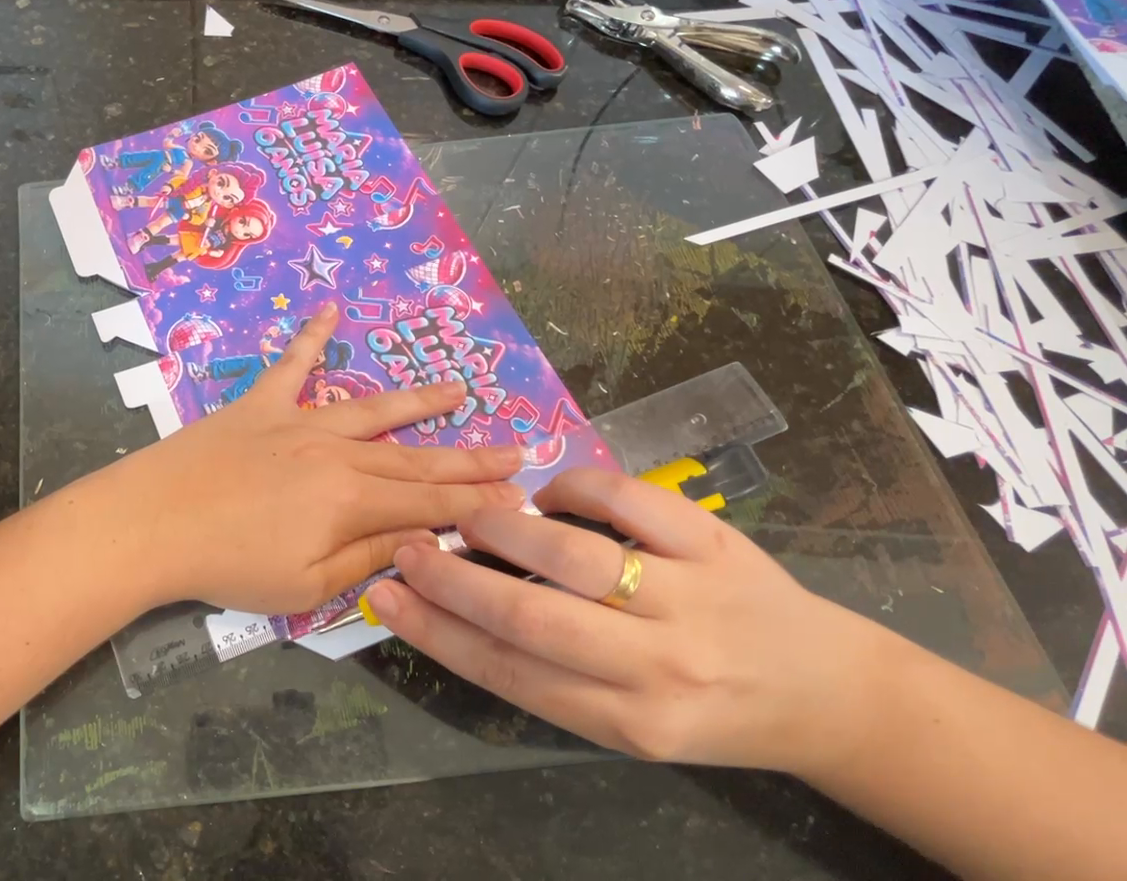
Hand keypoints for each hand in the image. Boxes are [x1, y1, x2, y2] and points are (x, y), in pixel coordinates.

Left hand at [78, 303, 525, 614]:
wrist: (150, 522)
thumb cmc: (227, 565)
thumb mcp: (306, 587)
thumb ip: (368, 558)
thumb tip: (422, 537)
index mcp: (352, 501)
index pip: (431, 502)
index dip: (478, 502)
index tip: (520, 496)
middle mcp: (336, 452)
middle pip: (414, 456)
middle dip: (469, 458)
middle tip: (517, 449)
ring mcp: (297, 421)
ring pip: (372, 409)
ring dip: (419, 400)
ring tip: (460, 388)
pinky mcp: (258, 405)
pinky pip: (292, 366)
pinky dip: (312, 338)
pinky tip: (329, 311)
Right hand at [364, 467, 894, 775]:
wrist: (826, 694)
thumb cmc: (707, 710)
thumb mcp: (627, 720)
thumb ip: (547, 671)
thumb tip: (454, 610)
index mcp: (629, 723)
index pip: (509, 672)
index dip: (436, 632)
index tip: (386, 599)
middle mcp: (661, 670)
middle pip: (532, 617)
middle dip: (454, 581)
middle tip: (408, 550)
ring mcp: (694, 601)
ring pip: (576, 556)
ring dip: (505, 530)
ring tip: (472, 520)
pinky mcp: (717, 544)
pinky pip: (630, 501)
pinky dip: (574, 489)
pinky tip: (550, 497)